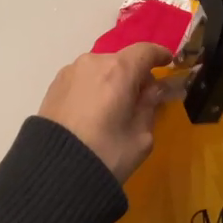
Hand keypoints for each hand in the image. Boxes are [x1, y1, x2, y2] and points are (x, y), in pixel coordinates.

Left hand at [37, 42, 170, 180]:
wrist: (55, 171)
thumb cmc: (106, 154)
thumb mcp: (141, 136)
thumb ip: (149, 106)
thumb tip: (152, 90)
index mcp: (118, 70)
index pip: (145, 51)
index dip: (159, 55)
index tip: (167, 62)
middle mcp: (93, 62)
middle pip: (121, 60)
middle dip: (134, 75)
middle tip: (141, 98)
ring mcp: (71, 71)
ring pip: (100, 69)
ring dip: (111, 81)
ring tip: (113, 108)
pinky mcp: (54, 84)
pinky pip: (83, 79)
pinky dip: (93, 88)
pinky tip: (92, 111)